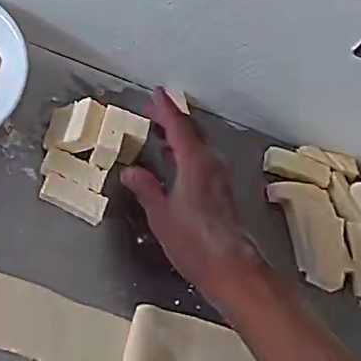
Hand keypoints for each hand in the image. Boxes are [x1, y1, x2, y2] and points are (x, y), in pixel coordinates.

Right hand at [122, 89, 268, 301]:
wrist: (229, 267)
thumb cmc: (194, 241)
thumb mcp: (160, 214)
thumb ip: (146, 188)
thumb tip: (132, 172)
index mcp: (195, 161)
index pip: (179, 125)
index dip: (166, 108)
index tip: (156, 93)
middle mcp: (210, 161)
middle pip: (191, 130)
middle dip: (172, 118)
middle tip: (153, 110)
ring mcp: (219, 174)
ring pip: (198, 142)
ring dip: (180, 134)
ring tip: (160, 132)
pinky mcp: (221, 187)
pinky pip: (202, 156)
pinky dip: (187, 149)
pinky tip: (175, 159)